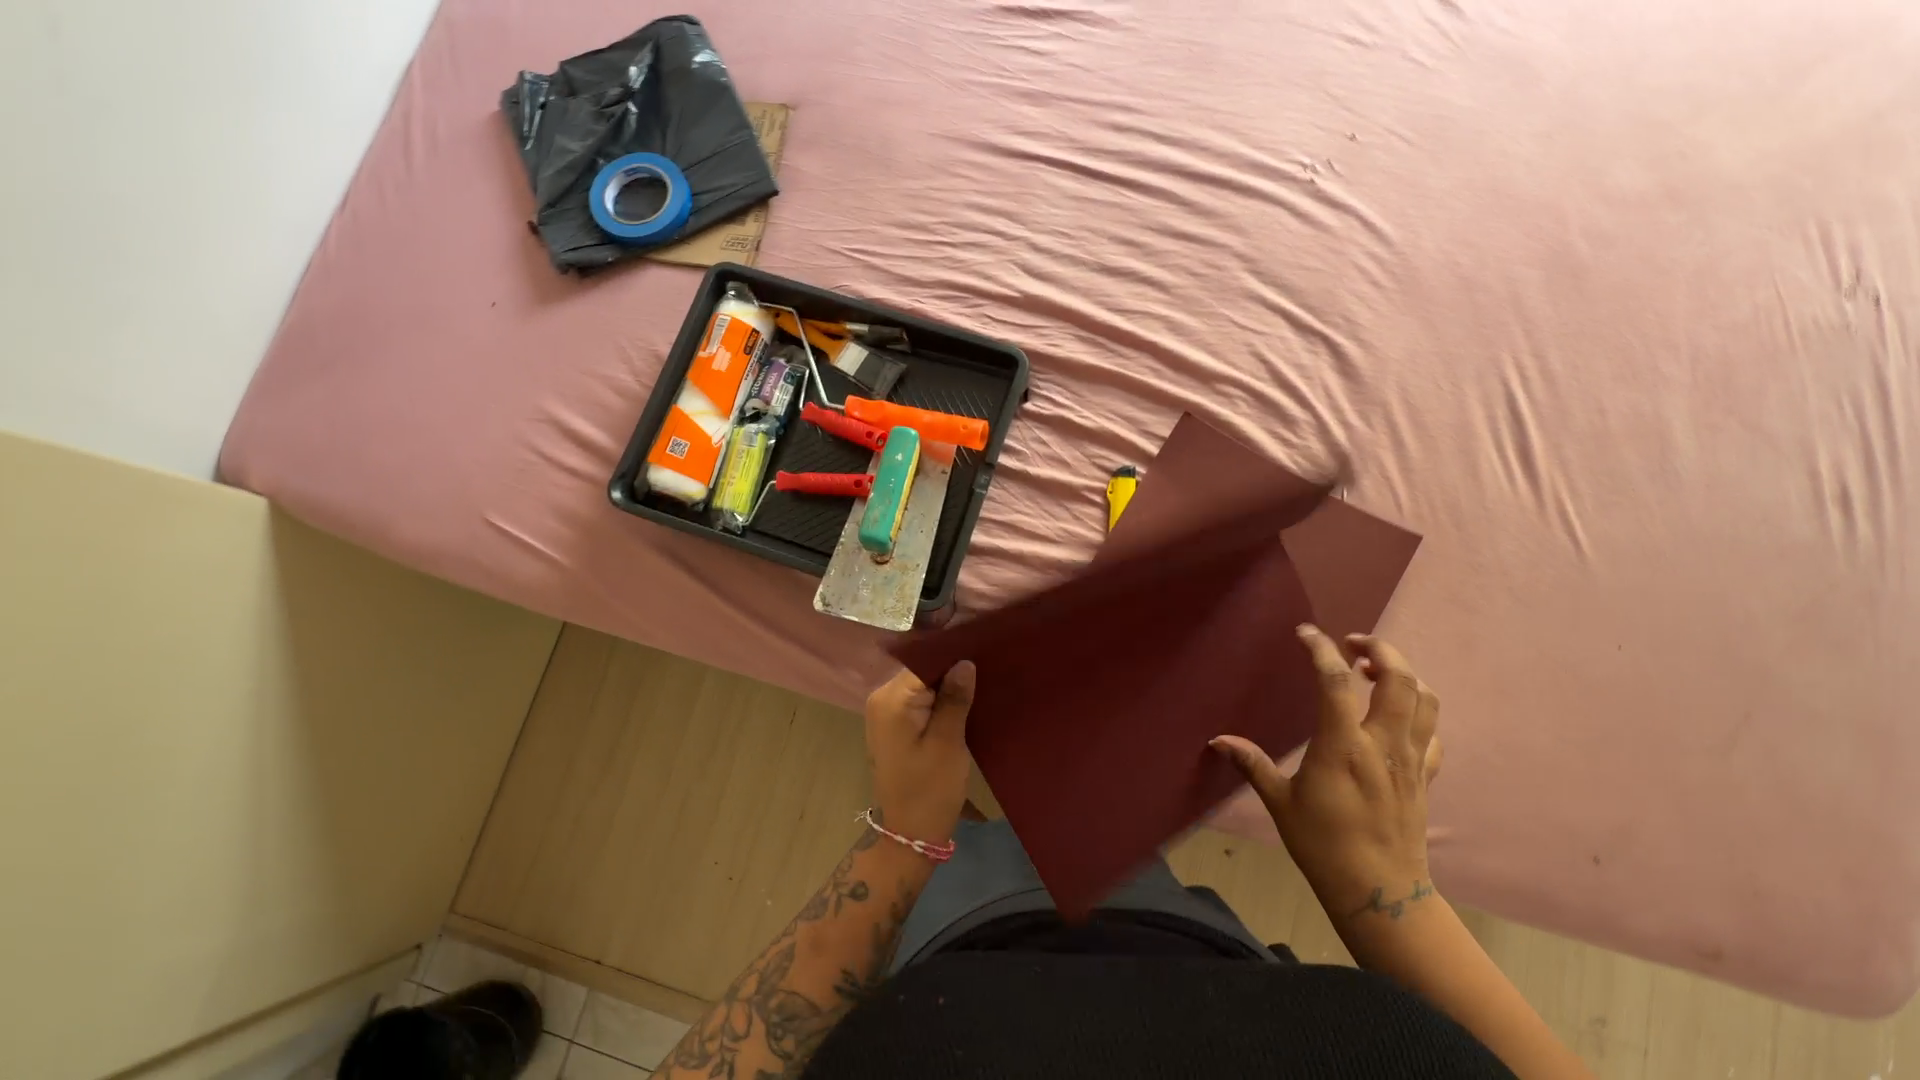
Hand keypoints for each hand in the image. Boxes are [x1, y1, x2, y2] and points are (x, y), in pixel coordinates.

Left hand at [863, 662, 975, 844]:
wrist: (911, 833)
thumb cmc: (930, 788)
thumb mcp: (948, 742)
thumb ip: (955, 699)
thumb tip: (964, 662)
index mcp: (891, 699)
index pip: (924, 661)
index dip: (954, 655)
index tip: (984, 649)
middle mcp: (881, 699)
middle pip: (922, 671)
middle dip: (952, 670)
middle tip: (989, 665)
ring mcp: (885, 714)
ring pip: (922, 686)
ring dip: (948, 688)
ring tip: (982, 682)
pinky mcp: (894, 728)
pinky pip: (919, 703)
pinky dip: (939, 703)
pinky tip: (964, 704)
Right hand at [1212, 625, 1442, 923]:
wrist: (1379, 890)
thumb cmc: (1322, 845)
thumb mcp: (1280, 803)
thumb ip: (1253, 764)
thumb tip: (1217, 740)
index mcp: (1342, 746)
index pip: (1335, 681)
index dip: (1320, 649)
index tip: (1305, 633)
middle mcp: (1383, 743)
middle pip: (1398, 677)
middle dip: (1379, 649)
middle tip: (1352, 644)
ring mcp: (1411, 759)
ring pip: (1424, 698)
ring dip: (1404, 673)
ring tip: (1376, 671)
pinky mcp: (1426, 775)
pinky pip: (1433, 731)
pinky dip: (1419, 711)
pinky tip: (1397, 716)